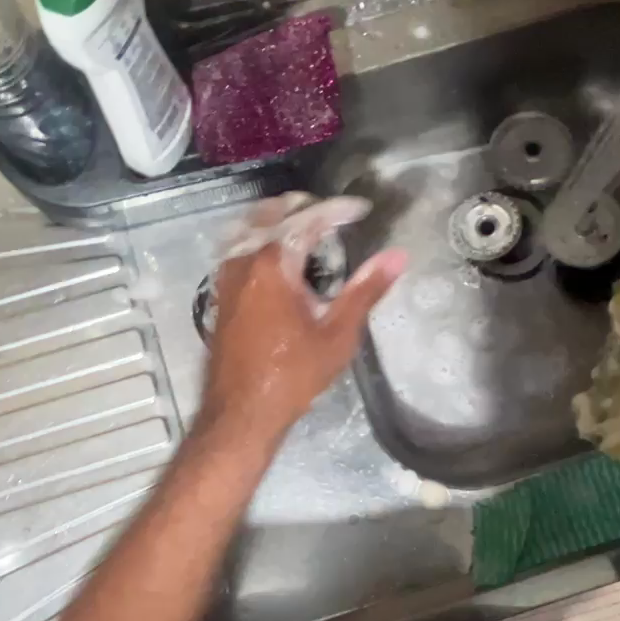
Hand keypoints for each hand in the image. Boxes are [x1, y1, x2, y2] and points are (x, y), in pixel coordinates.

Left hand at [200, 194, 405, 443]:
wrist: (242, 412)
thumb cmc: (293, 375)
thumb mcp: (337, 334)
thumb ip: (365, 291)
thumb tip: (397, 257)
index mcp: (272, 266)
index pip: (307, 221)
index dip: (336, 210)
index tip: (361, 210)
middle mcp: (243, 262)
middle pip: (272, 215)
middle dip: (303, 208)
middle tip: (334, 215)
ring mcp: (227, 277)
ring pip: (249, 228)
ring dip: (278, 220)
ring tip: (309, 229)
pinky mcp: (222, 293)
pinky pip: (239, 248)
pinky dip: (260, 239)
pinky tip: (280, 257)